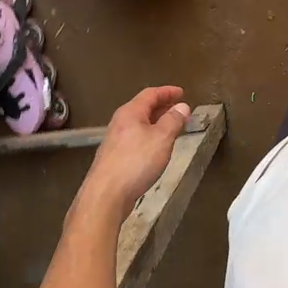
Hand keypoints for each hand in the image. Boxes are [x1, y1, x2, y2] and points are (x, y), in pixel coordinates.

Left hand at [74, 86, 192, 224]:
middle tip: (179, 110)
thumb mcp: (162, 138)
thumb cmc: (136, 162)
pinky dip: (149, 136)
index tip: (182, 93)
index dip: (167, 92)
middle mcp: (120, 123)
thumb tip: (182, 106)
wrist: (105, 195)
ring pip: (139, 124)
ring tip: (172, 128)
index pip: (150, 94)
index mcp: (130, 113)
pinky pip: (135, 139)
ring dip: (156, 123)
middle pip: (143, 108)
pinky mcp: (114, 158)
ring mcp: (115, 141)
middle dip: (162, 107)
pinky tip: (156, 148)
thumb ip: (173, 120)